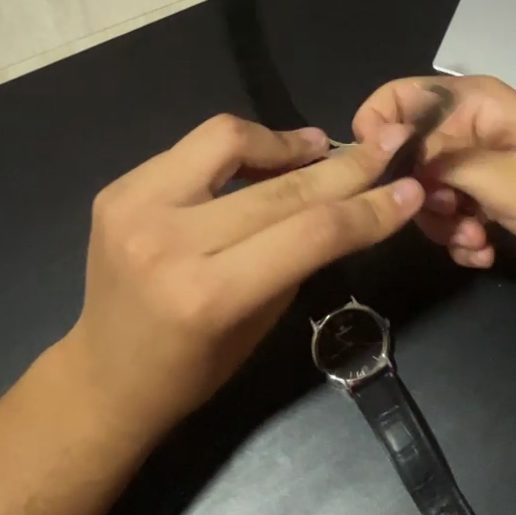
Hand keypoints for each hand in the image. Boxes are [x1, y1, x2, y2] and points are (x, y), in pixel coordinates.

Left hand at [61, 114, 422, 430]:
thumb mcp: (264, 316)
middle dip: (346, 167)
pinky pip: (194, 149)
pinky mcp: (117, 188)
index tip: (409, 188)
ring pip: (229, 139)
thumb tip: (348, 195)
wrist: (106, 375)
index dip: (370, 208)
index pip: (312, 233)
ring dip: (286, 143)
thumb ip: (301, 252)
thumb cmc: (196, 365)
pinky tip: (265, 159)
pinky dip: (240, 150)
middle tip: (385, 147)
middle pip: (281, 188)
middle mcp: (169, 243)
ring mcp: (134, 207)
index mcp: (211, 294)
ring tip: (319, 147)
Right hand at [352, 76, 515, 274]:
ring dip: (445, 225)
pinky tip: (486, 252)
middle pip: (410, 156)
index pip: (400, 100)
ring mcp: (482, 165)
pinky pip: (454, 215)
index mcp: (474, 104)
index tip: (382, 177)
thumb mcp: (502, 178)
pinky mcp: (492, 197)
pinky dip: (463, 237)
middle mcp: (472, 128)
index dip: (380, 133)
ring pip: (429, 193)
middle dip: (422, 195)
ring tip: (478, 240)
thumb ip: (441, 163)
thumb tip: (391, 153)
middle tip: (451, 215)